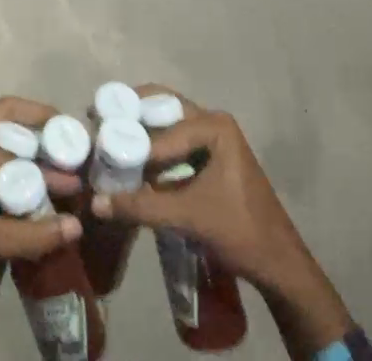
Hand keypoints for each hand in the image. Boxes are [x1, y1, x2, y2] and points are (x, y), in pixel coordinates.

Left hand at [0, 97, 83, 314]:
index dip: (44, 160)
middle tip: (73, 148)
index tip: (74, 176)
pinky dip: (15, 166)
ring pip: (0, 138)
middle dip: (40, 131)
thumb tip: (78, 226)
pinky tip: (38, 187)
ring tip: (62, 170)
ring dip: (29, 151)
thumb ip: (34, 234)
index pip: (12, 141)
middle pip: (7, 118)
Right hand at [91, 86, 350, 355]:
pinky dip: (149, 147)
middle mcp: (213, 121)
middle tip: (93, 122)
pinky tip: (127, 160)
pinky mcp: (209, 156)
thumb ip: (140, 206)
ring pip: (165, 124)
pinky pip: (172, 141)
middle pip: (160, 108)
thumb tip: (94, 201)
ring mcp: (213, 137)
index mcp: (214, 126)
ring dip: (137, 131)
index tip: (95, 152)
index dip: (127, 144)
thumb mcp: (187, 217)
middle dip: (128, 115)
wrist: (278, 263)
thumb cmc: (239, 232)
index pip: (160, 131)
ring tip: (103, 140)